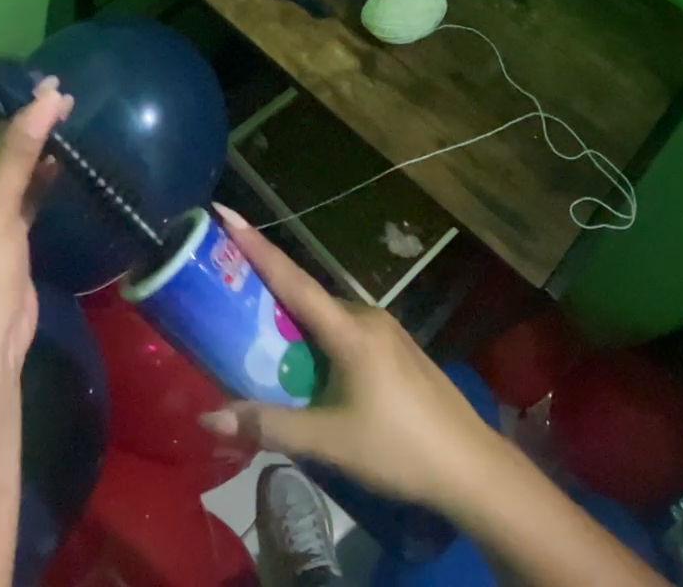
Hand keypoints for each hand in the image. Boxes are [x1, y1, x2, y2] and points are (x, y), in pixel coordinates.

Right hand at [198, 204, 507, 512]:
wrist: (473, 469)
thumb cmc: (399, 449)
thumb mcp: (329, 442)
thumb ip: (268, 425)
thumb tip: (208, 417)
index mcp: (350, 331)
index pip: (293, 280)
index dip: (256, 246)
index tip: (227, 213)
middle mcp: (368, 318)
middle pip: (306, 297)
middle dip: (265, 290)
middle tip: (224, 290)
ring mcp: (388, 332)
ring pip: (327, 317)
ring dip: (293, 321)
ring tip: (257, 335)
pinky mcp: (398, 350)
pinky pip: (345, 331)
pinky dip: (317, 338)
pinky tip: (307, 366)